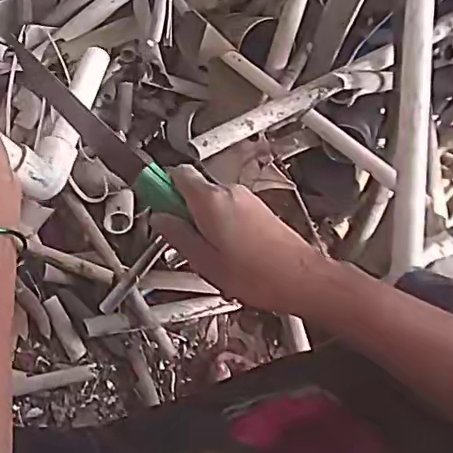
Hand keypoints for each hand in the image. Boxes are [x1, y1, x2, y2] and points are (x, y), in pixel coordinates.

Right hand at [153, 165, 336, 317]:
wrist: (301, 279)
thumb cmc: (259, 274)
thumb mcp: (203, 261)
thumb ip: (177, 235)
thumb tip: (160, 220)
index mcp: (210, 200)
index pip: (174, 173)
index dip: (158, 186)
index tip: (151, 201)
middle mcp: (229, 192)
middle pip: (192, 188)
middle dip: (181, 209)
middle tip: (179, 237)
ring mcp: (246, 198)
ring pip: (210, 200)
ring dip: (201, 219)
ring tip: (206, 252)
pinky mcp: (258, 209)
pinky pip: (228, 208)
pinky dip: (220, 223)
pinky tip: (225, 251)